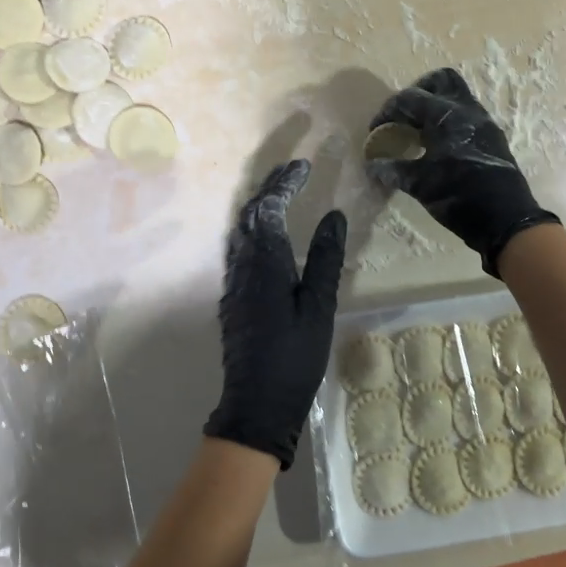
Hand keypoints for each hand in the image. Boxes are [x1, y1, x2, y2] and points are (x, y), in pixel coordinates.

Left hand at [205, 160, 346, 469]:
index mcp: (264, 263)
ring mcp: (233, 281)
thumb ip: (324, 259)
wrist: (256, 401)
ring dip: (260, 205)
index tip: (303, 164)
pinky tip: (269, 234)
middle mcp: (241, 265)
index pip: (269, 208)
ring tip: (283, 192)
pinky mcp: (232, 297)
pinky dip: (255, 228)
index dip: (285, 183)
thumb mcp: (319, 307)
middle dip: (270, 186)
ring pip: (241, 230)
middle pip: (250, 213)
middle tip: (293, 170)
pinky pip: (240, 248)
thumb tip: (333, 216)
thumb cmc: (294, 356)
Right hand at [368, 67, 560, 275]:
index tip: (376, 130)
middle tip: (403, 116)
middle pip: (441, 81)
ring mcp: (484, 123)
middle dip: (418, 92)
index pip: (410, 97)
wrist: (506, 219)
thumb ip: (394, 170)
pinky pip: (466, 117)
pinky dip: (448, 123)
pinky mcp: (491, 138)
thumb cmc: (459, 196)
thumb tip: (372, 165)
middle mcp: (468, 111)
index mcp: (447, 116)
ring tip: (418, 133)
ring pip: (457, 98)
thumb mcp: (420, 184)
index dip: (388, 111)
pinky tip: (437, 148)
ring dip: (435, 108)